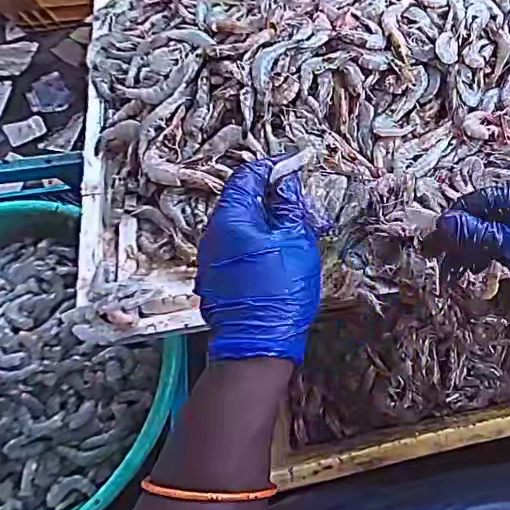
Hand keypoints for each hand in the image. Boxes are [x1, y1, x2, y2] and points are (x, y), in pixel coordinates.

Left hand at [196, 158, 323, 362]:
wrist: (257, 346)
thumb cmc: (278, 295)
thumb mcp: (295, 243)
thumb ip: (289, 208)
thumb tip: (286, 185)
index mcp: (230, 220)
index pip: (247, 176)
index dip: (272, 166)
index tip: (293, 163)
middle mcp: (213, 236)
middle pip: (241, 199)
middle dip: (270, 193)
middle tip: (297, 196)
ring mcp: (212, 259)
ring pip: (240, 225)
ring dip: (265, 218)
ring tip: (293, 224)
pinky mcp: (217, 279)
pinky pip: (237, 247)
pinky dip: (257, 240)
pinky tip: (278, 250)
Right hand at [425, 183, 509, 311]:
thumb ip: (477, 234)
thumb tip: (443, 223)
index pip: (472, 202)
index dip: (451, 223)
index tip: (433, 244)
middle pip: (481, 216)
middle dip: (460, 239)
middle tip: (442, 262)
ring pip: (493, 231)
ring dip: (474, 250)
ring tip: (460, 272)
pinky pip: (508, 241)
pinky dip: (492, 254)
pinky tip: (484, 269)